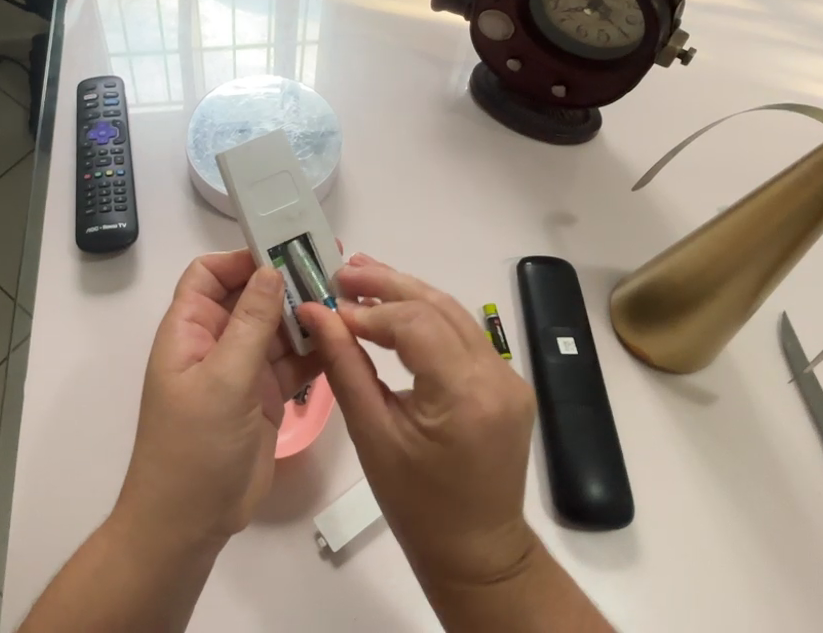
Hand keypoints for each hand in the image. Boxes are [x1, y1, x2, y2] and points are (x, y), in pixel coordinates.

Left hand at [114, 250, 322, 549]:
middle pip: (250, 297)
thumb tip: (270, 269)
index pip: (210, 275)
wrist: (190, 522)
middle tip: (332, 267)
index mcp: (189, 329)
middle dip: (285, 282)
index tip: (285, 249)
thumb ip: (251, 323)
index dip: (243, 258)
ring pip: (275, 328)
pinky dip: (314, 351)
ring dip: (305, 315)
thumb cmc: (194, 445)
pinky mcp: (263, 396)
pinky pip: (291, 362)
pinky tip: (343, 339)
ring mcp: (240, 370)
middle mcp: (214, 342)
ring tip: (345, 299)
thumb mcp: (223, 379)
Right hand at [297, 255, 540, 589]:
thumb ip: (344, 365)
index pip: (415, 324)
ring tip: (361, 275)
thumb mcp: (371, 434)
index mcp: (465, 395)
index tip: (328, 306)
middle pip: (439, 306)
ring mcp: (508, 377)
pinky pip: (463, 335)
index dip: (369, 309)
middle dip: (387, 284)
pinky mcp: (507, 381)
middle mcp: (497, 376)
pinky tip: (395, 309)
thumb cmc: (416, 503)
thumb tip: (314, 312)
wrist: (476, 551)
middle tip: (342, 271)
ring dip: (407, 293)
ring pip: (453, 313)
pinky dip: (426, 317)